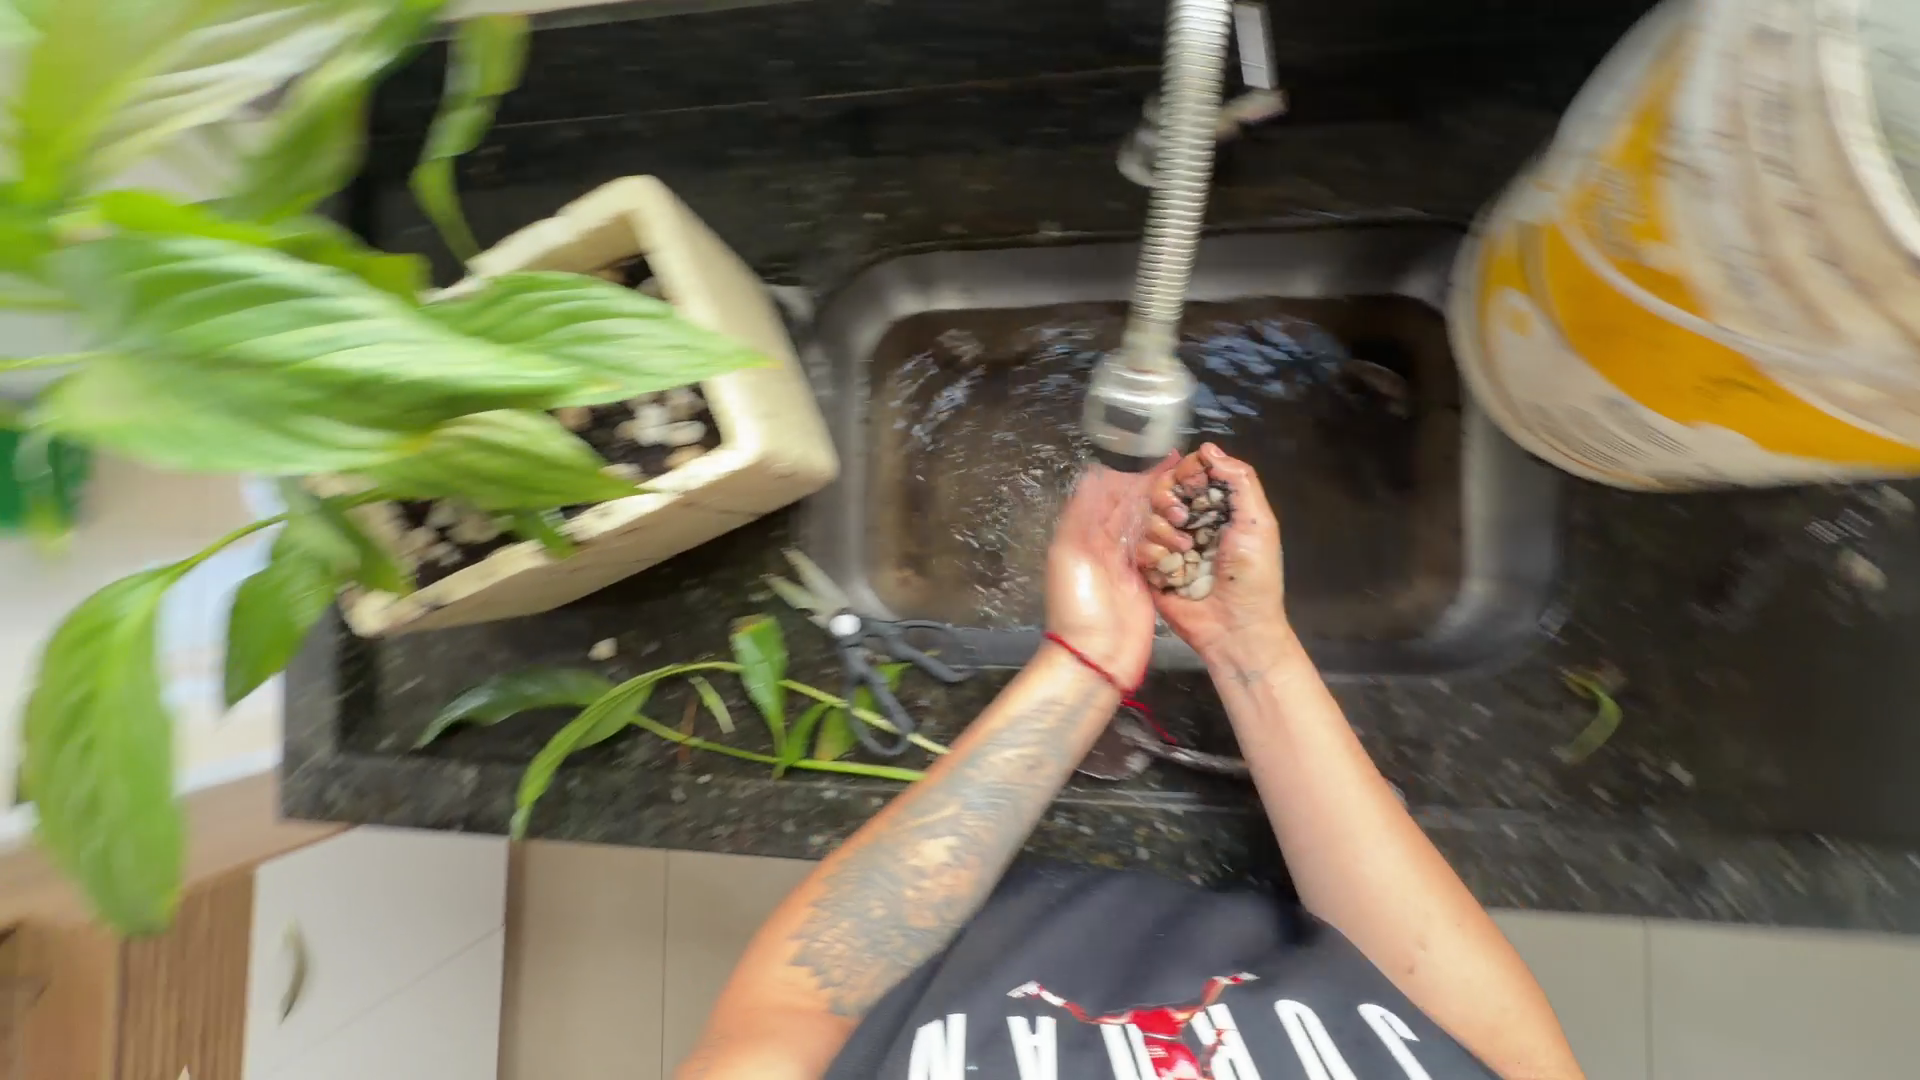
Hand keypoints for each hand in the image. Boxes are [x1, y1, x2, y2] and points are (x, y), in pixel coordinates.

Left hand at [1044, 461, 1164, 685]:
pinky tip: (1188, 537)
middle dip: (1157, 499)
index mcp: (1085, 533)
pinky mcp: (1147, 583)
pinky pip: (1162, 554)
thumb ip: (1082, 511)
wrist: (1095, 656)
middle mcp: (1105, 545)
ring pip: (1151, 529)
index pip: (1113, 495)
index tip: (1166, 464)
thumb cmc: (1077, 605)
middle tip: (1182, 493)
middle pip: (1135, 509)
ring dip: (1168, 522)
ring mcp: (1127, 564)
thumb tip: (1095, 472)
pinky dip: (1173, 545)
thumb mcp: (1069, 552)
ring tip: (1184, 521)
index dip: (1138, 478)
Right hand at [1134, 443, 1287, 661]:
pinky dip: (1154, 556)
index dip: (1187, 474)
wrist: (1235, 626)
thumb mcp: (1258, 522)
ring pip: (1147, 517)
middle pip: (1162, 490)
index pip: (1192, 474)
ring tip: (1184, 552)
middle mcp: (1191, 522)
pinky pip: (1138, 547)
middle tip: (1183, 520)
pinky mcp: (1152, 568)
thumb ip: (1239, 480)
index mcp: (1218, 507)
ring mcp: (1170, 545)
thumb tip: (1208, 447)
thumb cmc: (1253, 576)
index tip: (1192, 486)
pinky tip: (1171, 571)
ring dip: (1163, 532)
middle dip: (1168, 501)